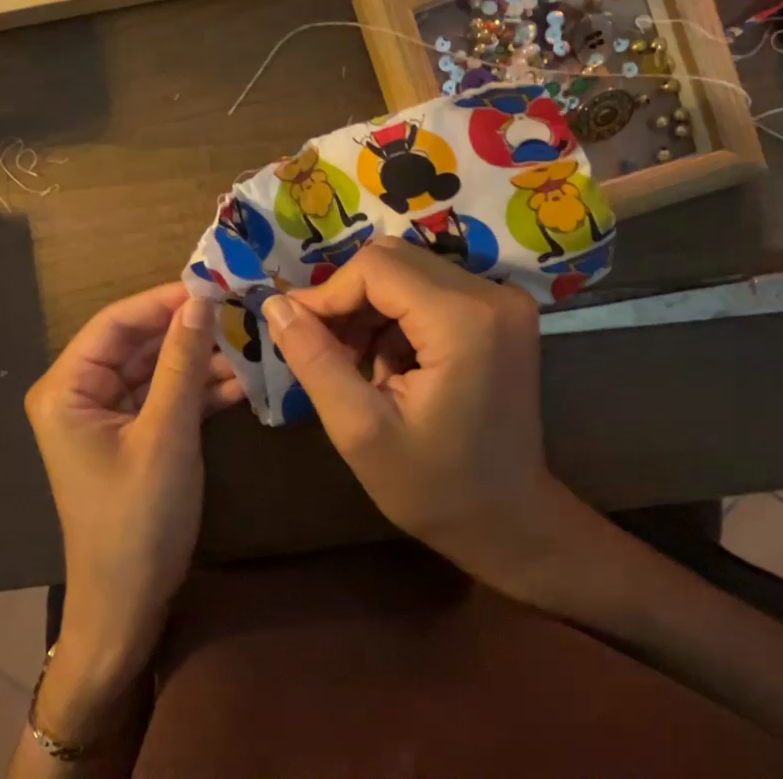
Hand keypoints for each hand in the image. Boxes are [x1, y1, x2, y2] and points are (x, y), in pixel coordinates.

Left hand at [24, 283, 242, 740]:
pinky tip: (243, 382)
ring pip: (154, 371)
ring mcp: (103, 417)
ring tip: (252, 342)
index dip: (162, 301)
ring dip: (198, 362)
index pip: (114, 323)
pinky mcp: (128, 438)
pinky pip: (162, 400)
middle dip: (186, 331)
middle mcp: (78, 394)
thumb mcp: (166, 436)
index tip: (214, 284)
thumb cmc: (138, 519)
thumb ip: (182, 365)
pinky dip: (196, 393)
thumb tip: (200, 300)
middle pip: (135, 345)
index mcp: (66, 388)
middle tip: (242, 309)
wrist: (127, 604)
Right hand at [261, 239, 572, 587]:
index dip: (326, 295)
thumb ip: (314, 359)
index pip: (375, 268)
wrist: (509, 520)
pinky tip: (383, 363)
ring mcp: (502, 302)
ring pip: (405, 271)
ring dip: (366, 309)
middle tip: (322, 350)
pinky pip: (427, 289)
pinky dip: (393, 317)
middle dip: (346, 299)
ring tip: (350, 364)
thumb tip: (274, 304)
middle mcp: (492, 296)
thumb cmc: (433, 486)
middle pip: (391, 261)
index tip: (297, 335)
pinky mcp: (500, 314)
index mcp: (465, 321)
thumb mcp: (359, 429)